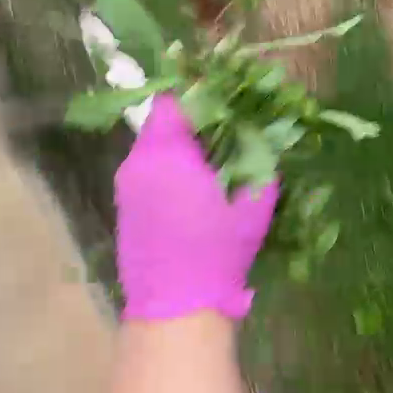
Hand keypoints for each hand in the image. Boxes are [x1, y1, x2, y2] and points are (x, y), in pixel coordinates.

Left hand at [114, 96, 278, 320]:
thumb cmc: (220, 240)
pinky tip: (212, 184)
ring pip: (163, 148)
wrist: (178, 301)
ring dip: (195, 145)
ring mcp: (129, 187)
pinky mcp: (131, 208)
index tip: (239, 96)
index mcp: (164, 152)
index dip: (207, 92)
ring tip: (233, 154)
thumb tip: (263, 124)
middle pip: (169, 123)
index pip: (176, 99)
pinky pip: (158, 171)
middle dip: (206, 119)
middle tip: (244, 125)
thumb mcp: (255, 191)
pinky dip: (184, 167)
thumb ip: (257, 151)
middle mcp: (137, 163)